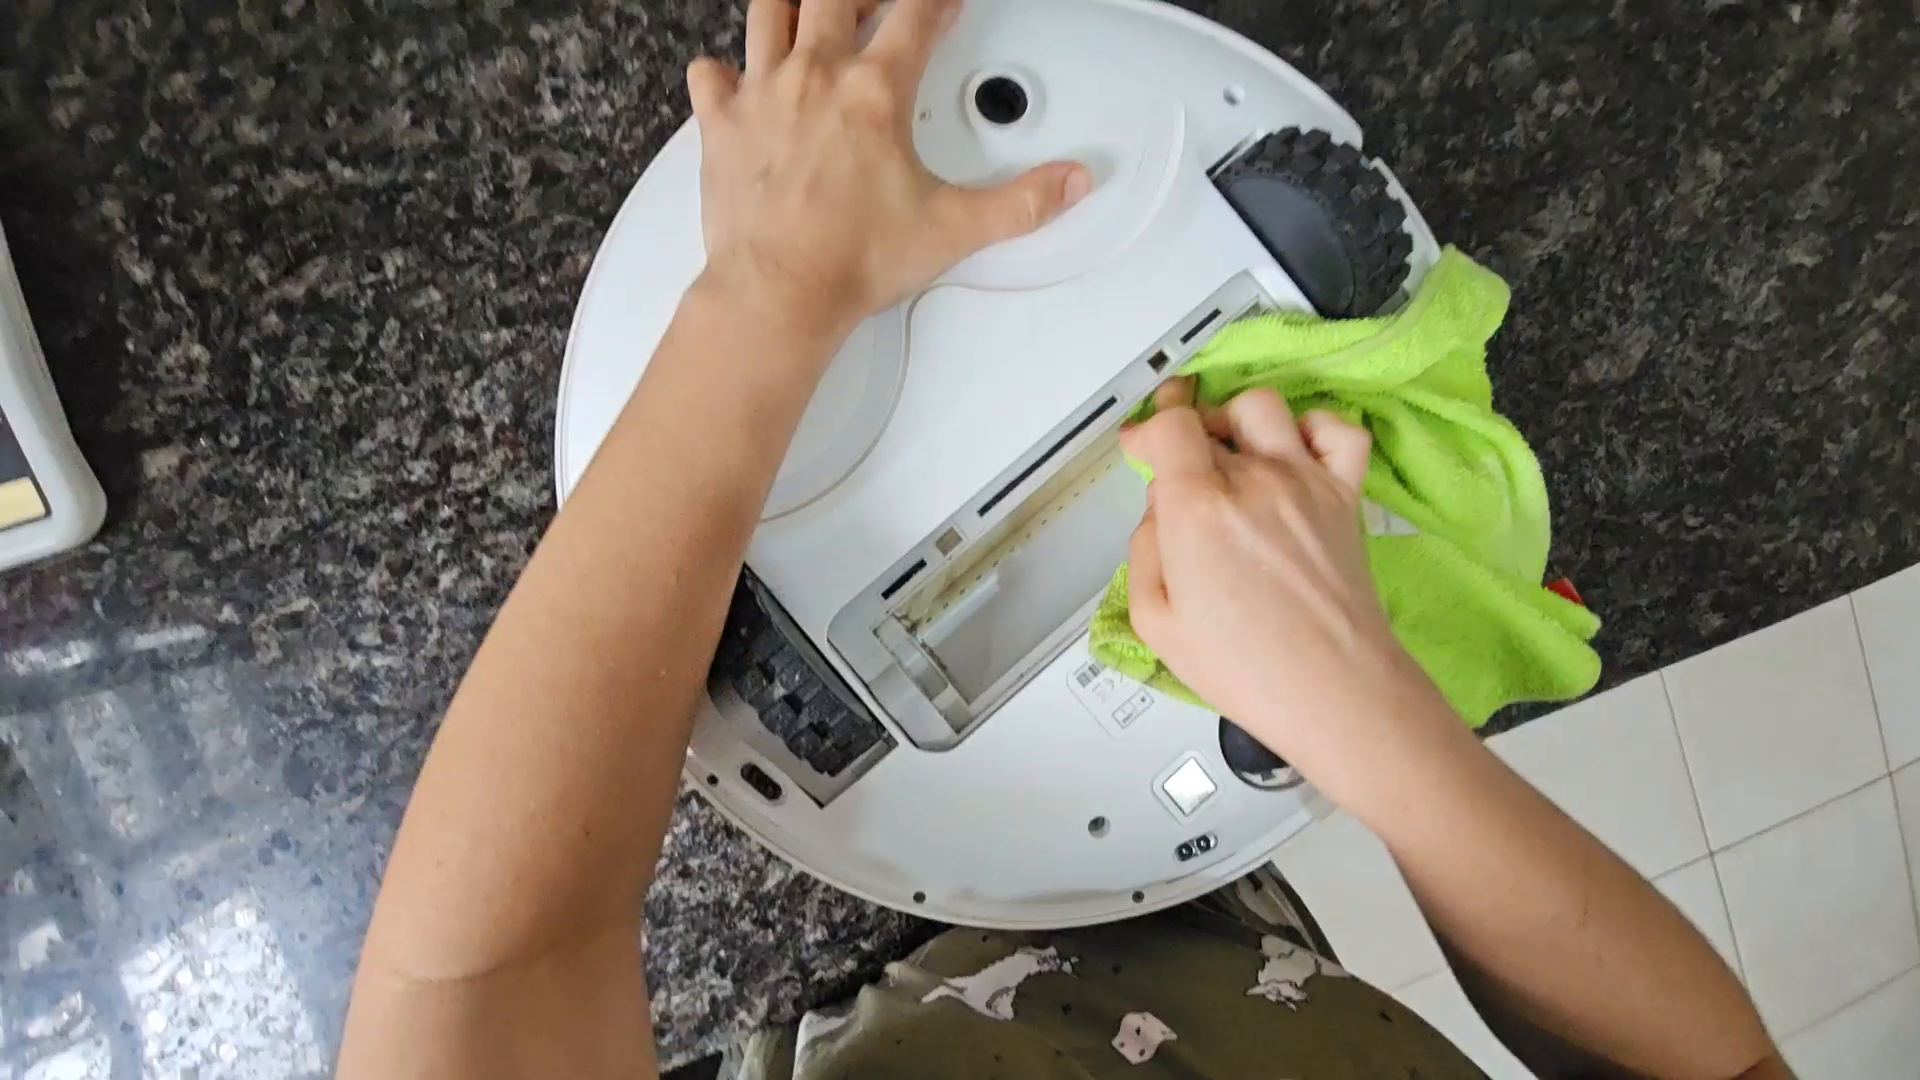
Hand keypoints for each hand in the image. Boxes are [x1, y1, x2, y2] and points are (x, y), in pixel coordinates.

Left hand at [685, 0, 1090, 334]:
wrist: (782, 293)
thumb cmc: (853, 261)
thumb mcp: (954, 231)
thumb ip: (1020, 204)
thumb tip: (1070, 183)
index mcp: (875, 96)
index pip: (916, 15)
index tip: (946, 1)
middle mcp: (815, 80)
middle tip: (878, 2)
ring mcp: (763, 98)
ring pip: (771, 10)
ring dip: (795, 4)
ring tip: (814, 13)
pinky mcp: (723, 129)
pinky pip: (711, 75)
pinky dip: (723, 72)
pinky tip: (735, 81)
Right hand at [1122, 381, 1453, 773]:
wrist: (1332, 690)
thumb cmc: (1240, 665)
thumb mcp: (1154, 619)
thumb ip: (1144, 549)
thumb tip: (1161, 514)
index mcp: (1198, 509)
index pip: (1169, 426)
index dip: (1146, 432)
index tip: (1138, 449)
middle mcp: (1253, 480)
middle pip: (1208, 422)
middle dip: (1180, 438)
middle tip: (1175, 471)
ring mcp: (1306, 481)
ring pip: (1263, 407)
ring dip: (1234, 421)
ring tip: (1226, 454)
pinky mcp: (1345, 495)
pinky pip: (1337, 430)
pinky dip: (1310, 427)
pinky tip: (1291, 453)